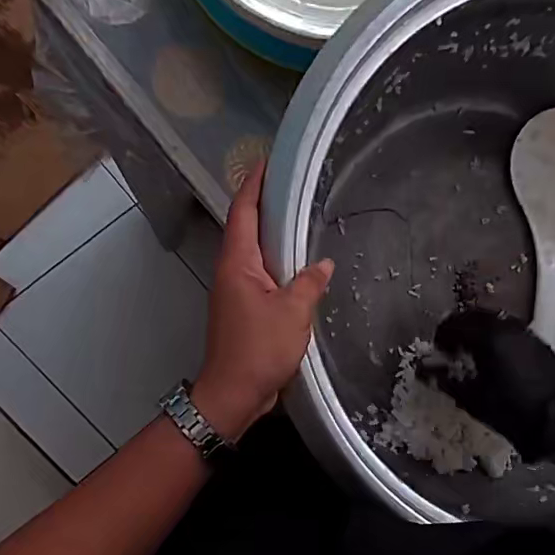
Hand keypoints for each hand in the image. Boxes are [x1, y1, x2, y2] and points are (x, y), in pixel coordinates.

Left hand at [193, 163, 333, 439]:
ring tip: (300, 218)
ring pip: (254, 253)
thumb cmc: (259, 349)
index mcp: (238, 263)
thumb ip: (309, 283)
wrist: (233, 393)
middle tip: (293, 185)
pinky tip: (299, 266)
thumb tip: (323, 265)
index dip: (253, 184)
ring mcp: (235, 291)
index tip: (267, 161)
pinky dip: (278, 263)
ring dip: (272, 235)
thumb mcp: (292, 312)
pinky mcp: (243, 310)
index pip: (243, 211)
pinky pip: (261, 276)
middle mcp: (231, 271)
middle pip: (246, 228)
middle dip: (265, 204)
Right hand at [420, 309, 554, 462]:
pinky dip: (495, 336)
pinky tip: (493, 356)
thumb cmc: (510, 412)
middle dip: (458, 329)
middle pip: (473, 316)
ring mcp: (524, 332)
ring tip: (470, 351)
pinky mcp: (537, 342)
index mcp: (487, 338)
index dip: (441, 336)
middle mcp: (506, 328)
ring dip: (477, 330)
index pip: (454, 325)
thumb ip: (445, 379)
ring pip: (492, 320)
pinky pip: (509, 329)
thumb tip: (426, 370)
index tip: (438, 349)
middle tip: (450, 347)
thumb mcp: (471, 398)